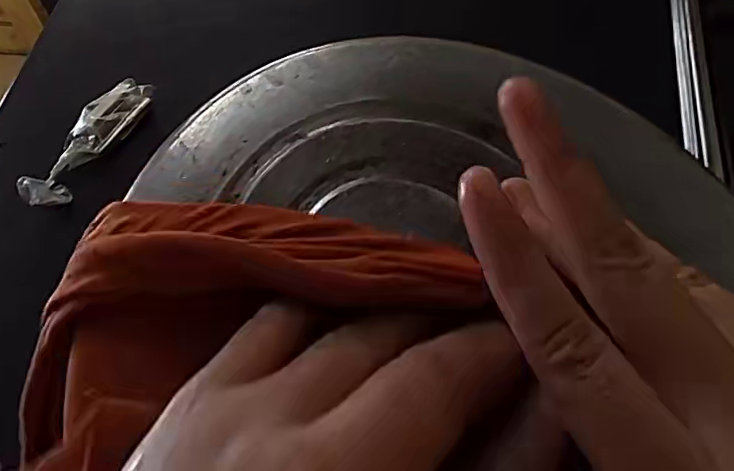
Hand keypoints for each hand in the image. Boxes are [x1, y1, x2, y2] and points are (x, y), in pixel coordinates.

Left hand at [127, 303, 532, 470]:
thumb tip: (543, 409)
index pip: (433, 380)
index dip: (492, 348)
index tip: (529, 332)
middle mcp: (272, 430)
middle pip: (383, 337)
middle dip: (447, 320)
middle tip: (491, 318)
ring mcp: (221, 401)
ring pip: (328, 309)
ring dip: (386, 305)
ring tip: (429, 309)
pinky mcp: (190, 395)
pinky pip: (269, 315)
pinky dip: (321, 303)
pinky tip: (349, 306)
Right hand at [459, 78, 733, 470]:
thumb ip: (629, 452)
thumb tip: (561, 393)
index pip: (581, 353)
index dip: (521, 267)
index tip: (480, 193)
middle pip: (632, 274)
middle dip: (564, 177)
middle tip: (518, 99)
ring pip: (676, 276)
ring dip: (596, 218)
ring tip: (537, 174)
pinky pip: (721, 304)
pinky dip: (656, 263)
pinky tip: (624, 248)